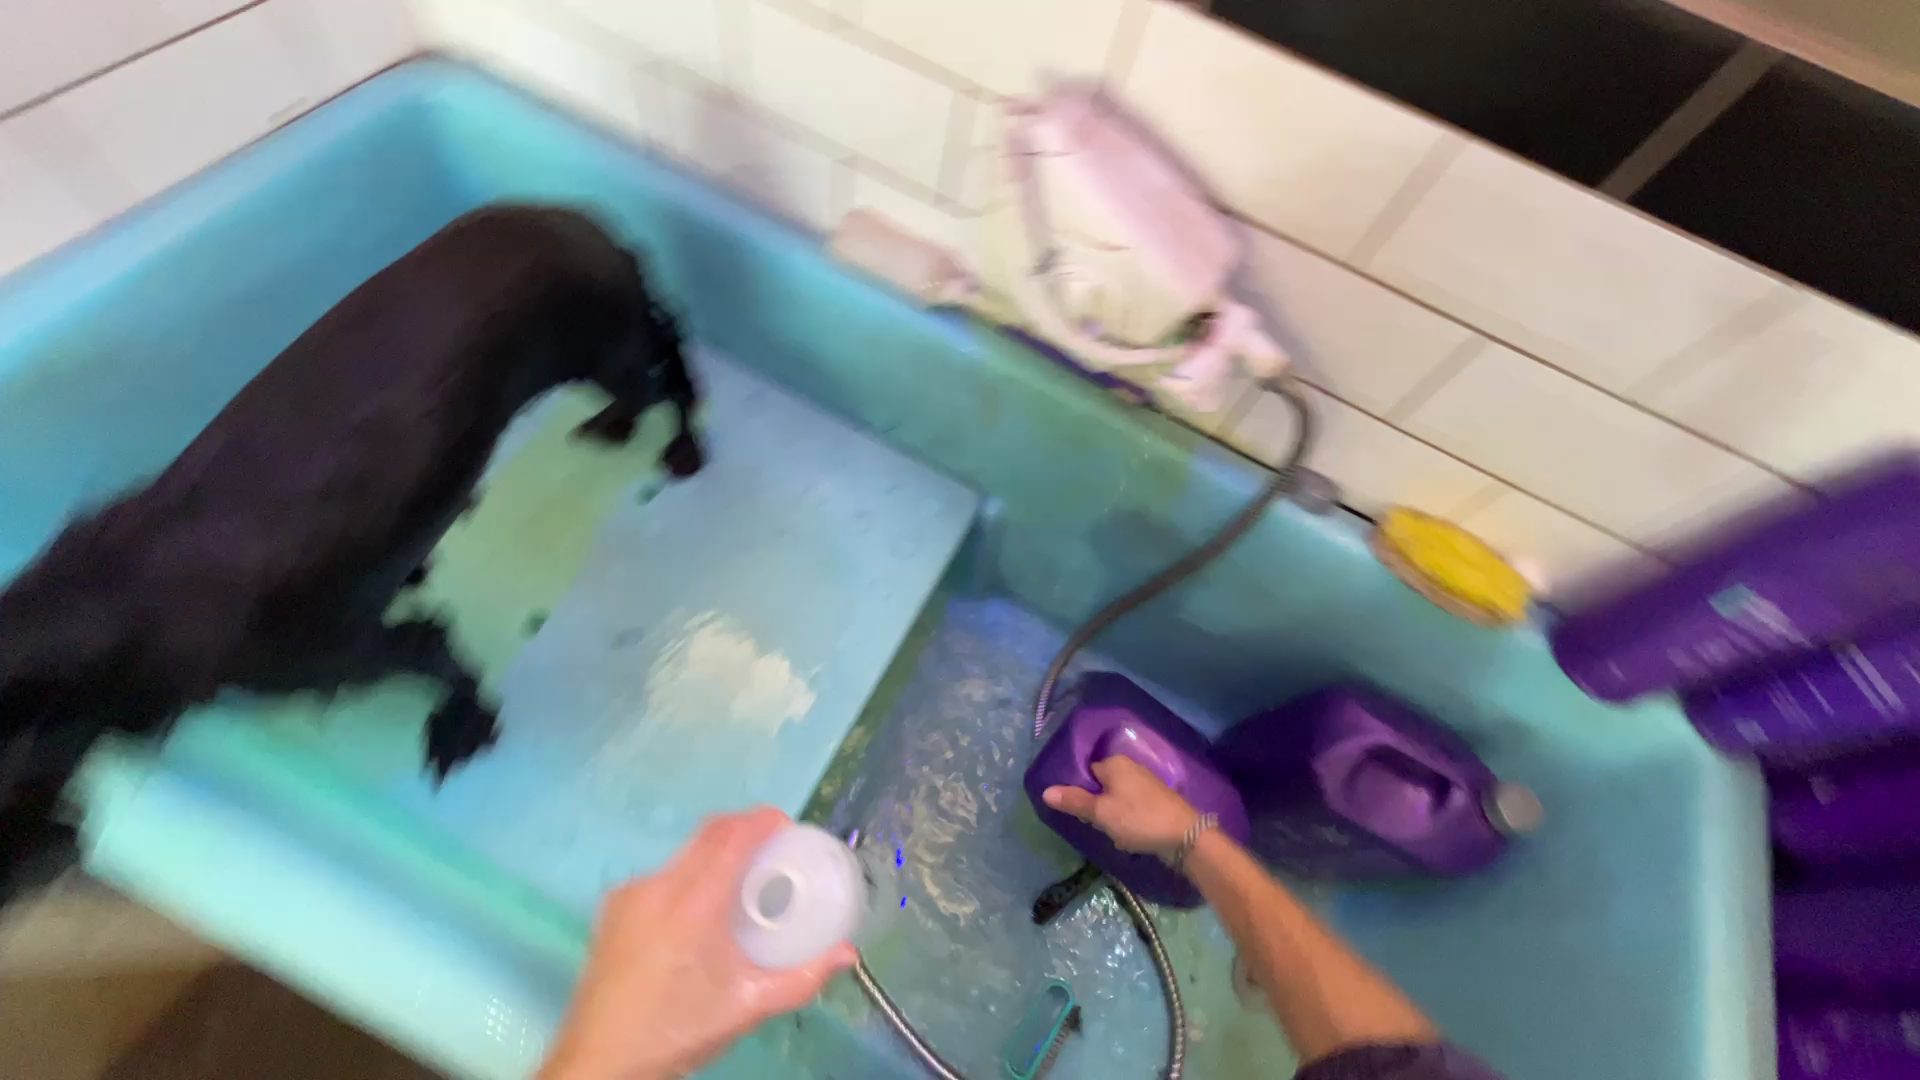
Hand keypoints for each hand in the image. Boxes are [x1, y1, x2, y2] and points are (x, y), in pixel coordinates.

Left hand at [539, 807, 857, 1079]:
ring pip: (686, 850)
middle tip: (774, 848)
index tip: (788, 826)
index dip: (763, 820)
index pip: (733, 836)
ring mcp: (632, 893)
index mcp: (694, 903)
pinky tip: (700, 906)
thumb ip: (802, 978)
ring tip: (741, 878)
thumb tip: (848, 952)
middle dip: (745, 829)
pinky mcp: (614, 906)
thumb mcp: (748, 1006)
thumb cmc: (679, 1030)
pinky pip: (663, 872)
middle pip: (710, 833)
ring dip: (717, 850)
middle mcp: (660, 886)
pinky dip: (690, 873)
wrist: (599, 1066)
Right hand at [1042, 756, 1199, 856]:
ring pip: (1116, 799)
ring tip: (1117, 834)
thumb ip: (1074, 801)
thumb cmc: (1138, 819)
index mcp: (1114, 763)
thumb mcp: (1101, 812)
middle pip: (1100, 786)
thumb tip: (1045, 791)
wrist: (1185, 836)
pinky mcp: (1156, 799)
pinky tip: (1132, 836)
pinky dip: (1128, 820)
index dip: (1080, 794)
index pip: (1085, 773)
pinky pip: (1131, 807)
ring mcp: (1145, 782)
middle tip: (1100, 826)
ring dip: (1112, 817)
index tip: (1083, 814)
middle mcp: (1129, 766)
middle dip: (1097, 807)